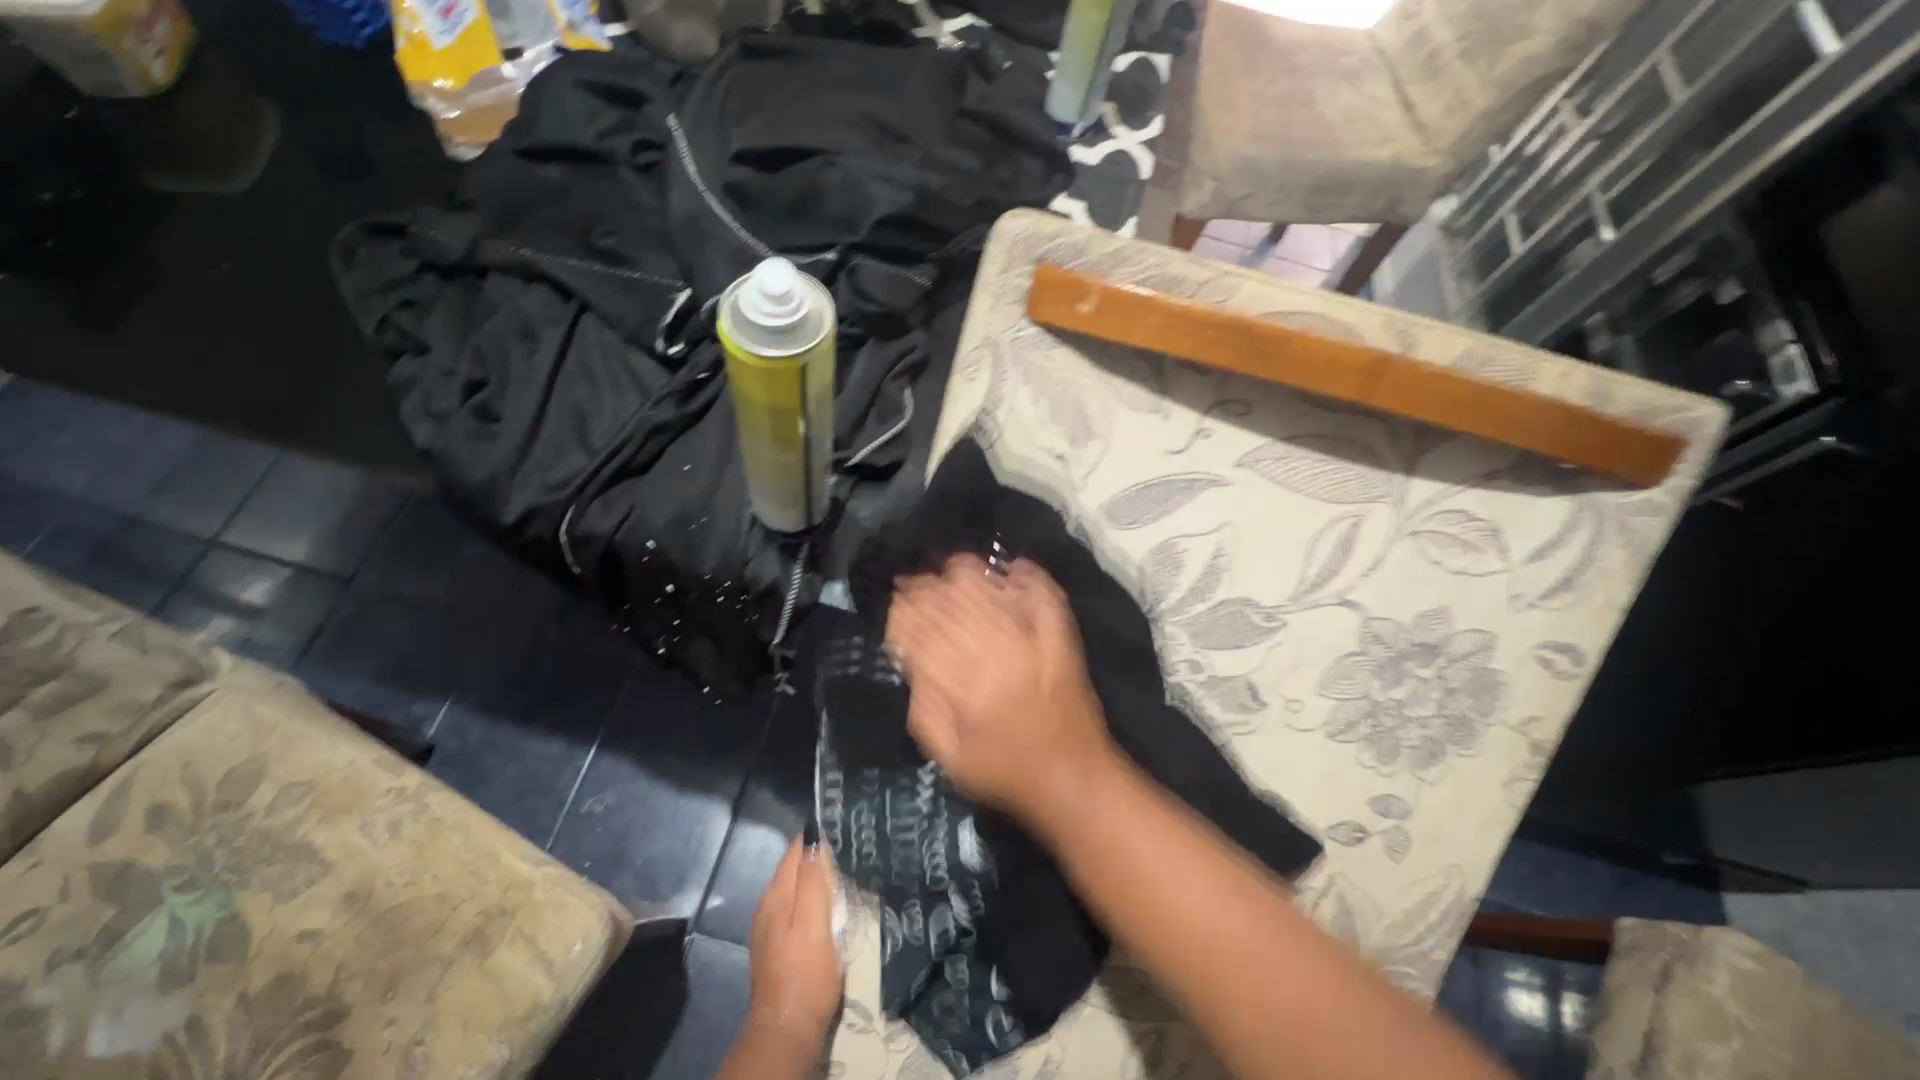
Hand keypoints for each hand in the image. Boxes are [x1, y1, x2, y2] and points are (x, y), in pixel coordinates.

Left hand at [747, 836, 842, 1051]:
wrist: (787, 1027)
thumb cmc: (806, 972)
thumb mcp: (814, 922)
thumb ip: (814, 881)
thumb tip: (815, 839)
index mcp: (776, 895)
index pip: (795, 851)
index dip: (815, 836)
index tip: (841, 825)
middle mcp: (768, 905)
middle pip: (792, 868)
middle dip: (816, 854)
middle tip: (849, 845)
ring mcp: (770, 927)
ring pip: (793, 888)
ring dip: (814, 877)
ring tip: (843, 869)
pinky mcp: (777, 946)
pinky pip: (794, 908)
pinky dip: (810, 898)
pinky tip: (827, 904)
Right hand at [885, 555, 1120, 825]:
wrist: (1074, 779)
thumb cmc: (1005, 774)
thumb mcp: (948, 755)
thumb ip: (923, 707)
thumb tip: (911, 662)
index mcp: (966, 686)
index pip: (925, 632)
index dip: (904, 613)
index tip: (894, 605)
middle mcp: (998, 654)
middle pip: (955, 603)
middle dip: (928, 588)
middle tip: (912, 583)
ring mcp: (1034, 641)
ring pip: (992, 592)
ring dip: (966, 575)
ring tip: (949, 570)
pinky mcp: (1062, 638)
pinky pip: (1043, 594)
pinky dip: (1026, 576)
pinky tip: (1009, 568)